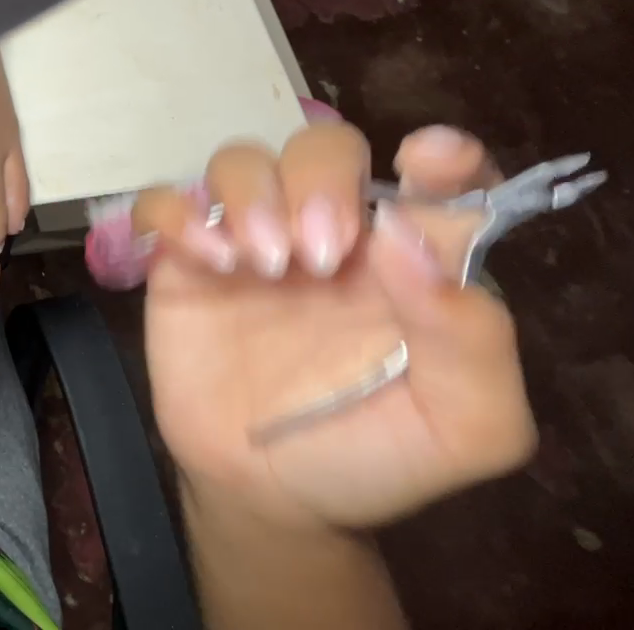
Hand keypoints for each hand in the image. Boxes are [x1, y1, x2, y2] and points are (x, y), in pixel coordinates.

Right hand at [137, 123, 535, 530]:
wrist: (260, 486)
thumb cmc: (369, 454)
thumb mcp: (464, 426)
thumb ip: (470, 339)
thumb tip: (408, 238)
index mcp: (407, 262)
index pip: (436, 183)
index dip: (440, 157)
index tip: (430, 158)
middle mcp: (328, 233)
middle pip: (322, 147)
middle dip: (320, 180)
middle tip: (319, 254)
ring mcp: (247, 239)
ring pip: (239, 160)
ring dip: (251, 195)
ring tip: (260, 265)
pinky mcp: (180, 257)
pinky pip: (164, 200)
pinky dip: (178, 213)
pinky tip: (202, 261)